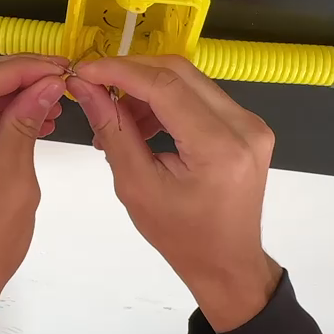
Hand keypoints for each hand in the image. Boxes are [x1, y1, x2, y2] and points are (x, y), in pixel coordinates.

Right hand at [69, 55, 281, 330]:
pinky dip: (165, 100)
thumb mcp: (136, 186)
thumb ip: (113, 130)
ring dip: (146, 88)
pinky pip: (199, 95)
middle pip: (178, 72)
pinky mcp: (247, 124)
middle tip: (94, 87)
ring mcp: (250, 123)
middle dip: (130, 72)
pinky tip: (142, 124)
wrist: (227, 263)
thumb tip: (85, 87)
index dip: (119, 71)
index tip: (83, 71)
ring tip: (116, 118)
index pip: (164, 86)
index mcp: (218, 147)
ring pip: (188, 80)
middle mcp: (243, 126)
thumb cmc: (179, 235)